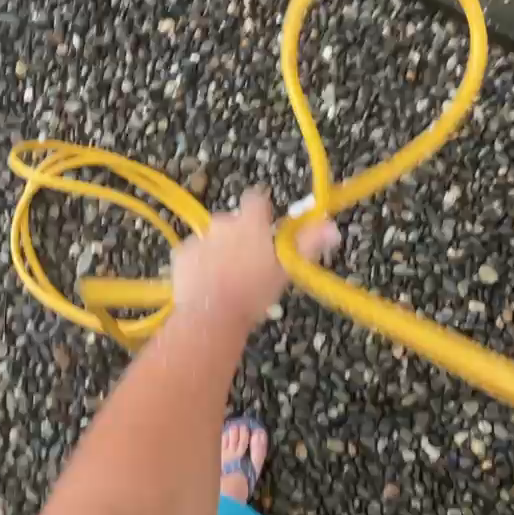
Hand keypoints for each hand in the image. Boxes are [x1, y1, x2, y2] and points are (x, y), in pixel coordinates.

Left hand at [170, 188, 340, 332]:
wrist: (212, 315)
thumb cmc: (254, 293)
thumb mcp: (286, 270)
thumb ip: (309, 244)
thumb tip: (333, 227)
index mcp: (250, 222)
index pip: (257, 199)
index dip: (261, 212)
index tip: (265, 229)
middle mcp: (223, 222)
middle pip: (234, 222)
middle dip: (240, 237)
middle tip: (249, 265)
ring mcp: (199, 237)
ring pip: (213, 239)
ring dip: (219, 252)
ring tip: (227, 280)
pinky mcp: (181, 254)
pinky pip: (193, 254)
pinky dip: (199, 265)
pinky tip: (208, 286)